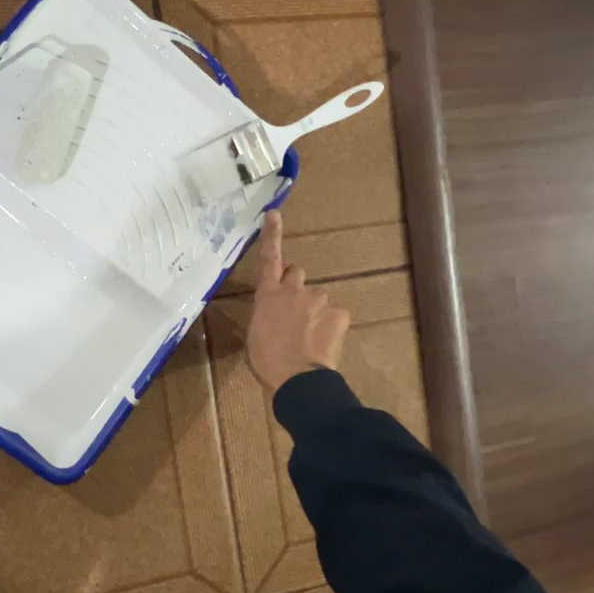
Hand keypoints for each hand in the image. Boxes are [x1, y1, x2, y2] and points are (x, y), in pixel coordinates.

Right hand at [246, 210, 350, 390]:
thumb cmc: (267, 361)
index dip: (272, 234)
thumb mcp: (255, 335)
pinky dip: (332, 327)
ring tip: (309, 337)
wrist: (297, 379)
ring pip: (318, 298)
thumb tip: (272, 317)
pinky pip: (336, 315)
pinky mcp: (339, 313)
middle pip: (297, 273)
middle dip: (296, 287)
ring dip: (315, 311)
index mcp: (268, 295)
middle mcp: (293, 290)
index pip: (268, 257)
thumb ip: (265, 316)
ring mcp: (318, 299)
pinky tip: (324, 343)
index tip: (274, 214)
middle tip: (294, 312)